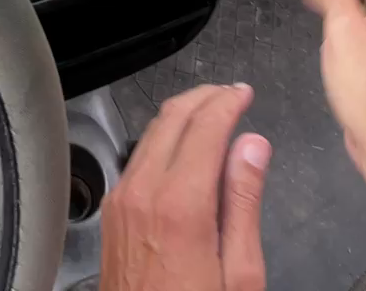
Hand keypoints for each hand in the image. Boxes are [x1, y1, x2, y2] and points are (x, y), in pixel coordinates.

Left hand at [101, 83, 271, 290]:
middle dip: (205, 97)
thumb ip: (243, 201)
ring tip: (213, 112)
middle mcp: (144, 189)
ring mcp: (122, 197)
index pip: (205, 127)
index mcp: (181, 204)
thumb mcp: (240, 274)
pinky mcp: (113, 209)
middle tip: (232, 94)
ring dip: (184, 113)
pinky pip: (140, 155)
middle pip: (174, 117)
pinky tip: (185, 146)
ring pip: (153, 131)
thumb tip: (253, 144)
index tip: (245, 93)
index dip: (228, 102)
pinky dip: (165, 136)